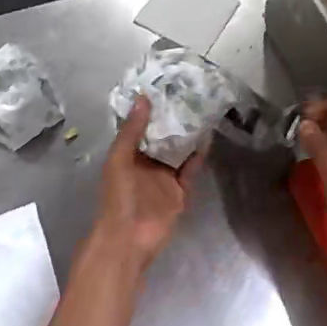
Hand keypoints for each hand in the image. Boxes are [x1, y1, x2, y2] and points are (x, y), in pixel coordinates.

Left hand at [93, 96, 204, 264]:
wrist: (129, 238)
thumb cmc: (119, 196)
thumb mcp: (120, 159)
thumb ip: (132, 131)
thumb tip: (143, 98)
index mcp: (127, 155)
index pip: (140, 127)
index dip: (150, 110)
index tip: (164, 88)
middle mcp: (146, 163)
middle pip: (161, 137)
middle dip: (172, 120)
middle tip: (189, 94)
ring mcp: (163, 177)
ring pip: (178, 151)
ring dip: (187, 136)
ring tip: (202, 111)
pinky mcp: (179, 191)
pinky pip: (190, 170)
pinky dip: (198, 157)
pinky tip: (207, 140)